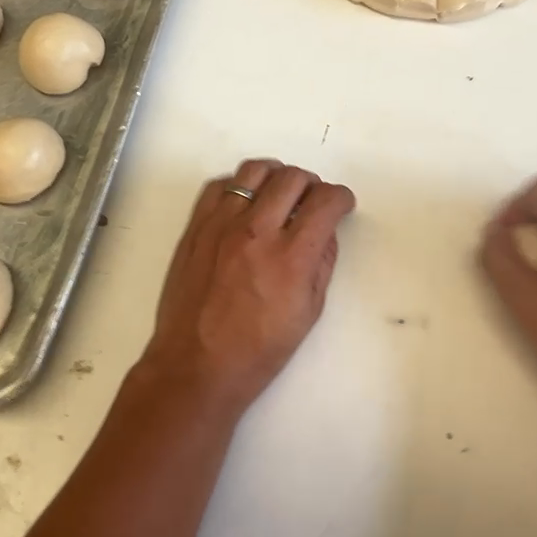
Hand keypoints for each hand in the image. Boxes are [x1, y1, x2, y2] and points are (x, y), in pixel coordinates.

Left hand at [136, 159, 356, 418]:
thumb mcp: (308, 313)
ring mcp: (221, 225)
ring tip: (279, 194)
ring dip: (275, 176)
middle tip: (312, 201)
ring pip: (254, 170)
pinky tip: (245, 204)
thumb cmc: (258, 351)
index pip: (325, 201)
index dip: (341, 198)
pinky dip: (238, 186)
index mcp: (290, 257)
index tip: (341, 205)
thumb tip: (325, 231)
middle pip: (292, 177)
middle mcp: (256, 231)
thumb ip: (322, 264)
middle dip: (312, 184)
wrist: (196, 366)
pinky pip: (219, 185)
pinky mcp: (195, 228)